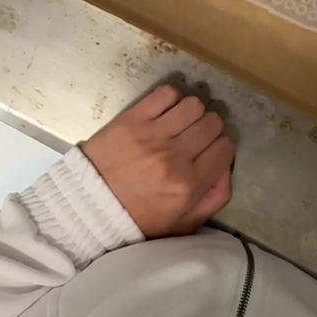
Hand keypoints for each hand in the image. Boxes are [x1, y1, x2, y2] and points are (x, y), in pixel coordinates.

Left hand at [81, 85, 235, 237]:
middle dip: (209, 129)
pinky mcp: (131, 119)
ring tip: (180, 122)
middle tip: (195, 136)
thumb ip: (214, 198)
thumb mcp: (182, 223)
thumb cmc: (137, 218)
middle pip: (212, 123)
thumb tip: (227, 168)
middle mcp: (175, 157)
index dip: (221, 148)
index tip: (210, 151)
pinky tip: (164, 111)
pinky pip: (166, 94)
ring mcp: (152, 135)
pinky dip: (171, 98)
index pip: (225, 149)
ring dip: (191, 112)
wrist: (88, 206)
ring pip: (193, 105)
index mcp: (189, 185)